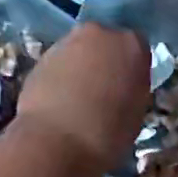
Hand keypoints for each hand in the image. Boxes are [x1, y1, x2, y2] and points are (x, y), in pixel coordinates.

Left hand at [12, 21, 148, 172]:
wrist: (57, 142)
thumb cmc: (109, 134)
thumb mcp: (136, 113)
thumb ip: (131, 90)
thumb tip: (121, 90)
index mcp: (132, 46)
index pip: (137, 49)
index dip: (131, 70)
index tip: (128, 89)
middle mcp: (99, 34)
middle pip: (105, 43)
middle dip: (104, 62)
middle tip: (103, 93)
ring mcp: (66, 43)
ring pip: (79, 52)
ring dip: (80, 70)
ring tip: (78, 102)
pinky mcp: (40, 58)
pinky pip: (58, 66)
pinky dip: (60, 79)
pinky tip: (59, 104)